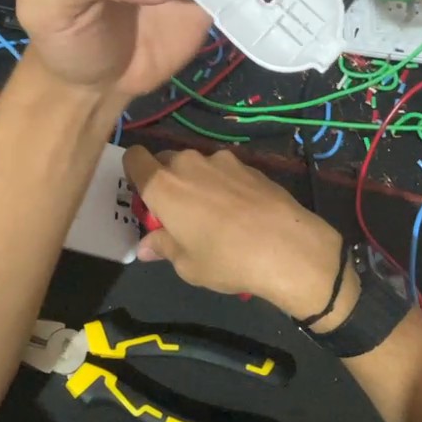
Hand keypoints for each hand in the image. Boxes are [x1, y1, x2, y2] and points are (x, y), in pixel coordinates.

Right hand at [122, 146, 346, 321]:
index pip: (134, 157)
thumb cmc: (226, 259)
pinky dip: (224, 185)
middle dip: (166, 181)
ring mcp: (221, 161)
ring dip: (197, 182)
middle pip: (165, 160)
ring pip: (197, 165)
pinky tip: (241, 212)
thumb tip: (147, 246)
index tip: (145, 197)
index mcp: (163, 185)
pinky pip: (224, 170)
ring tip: (214, 215)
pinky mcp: (249, 165)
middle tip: (178, 214)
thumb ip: (163, 247)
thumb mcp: (187, 264)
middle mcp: (188, 163)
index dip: (134, 173)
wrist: (287, 247)